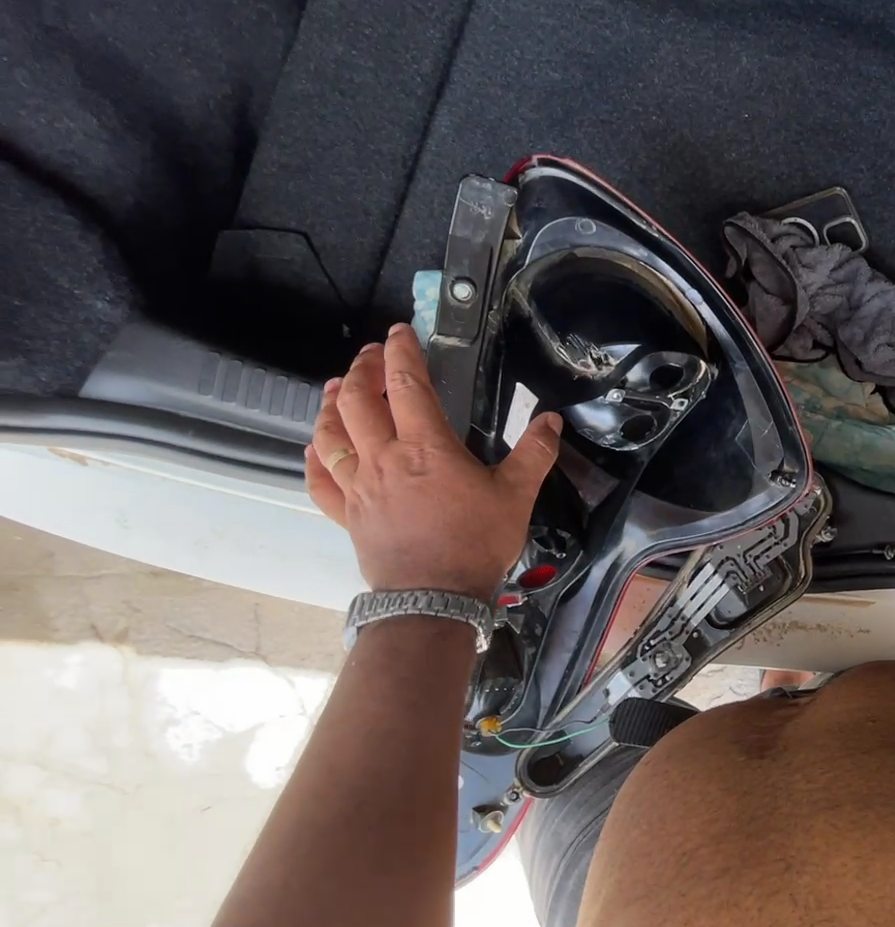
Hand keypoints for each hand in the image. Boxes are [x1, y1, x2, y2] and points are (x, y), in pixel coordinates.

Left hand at [305, 323, 562, 599]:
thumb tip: (550, 420)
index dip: (402, 353)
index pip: (406, 386)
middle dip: (361, 369)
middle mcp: (383, 457)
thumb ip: (534, 454)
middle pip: (357, 401)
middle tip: (371, 354)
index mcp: (426, 447)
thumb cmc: (477, 541)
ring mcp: (358, 485)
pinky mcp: (346, 512)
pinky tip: (315, 445)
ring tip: (338, 387)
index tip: (401, 332)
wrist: (435, 594)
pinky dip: (313, 455)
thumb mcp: (517, 495)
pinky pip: (318, 477)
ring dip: (331, 403)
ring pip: (329, 432)